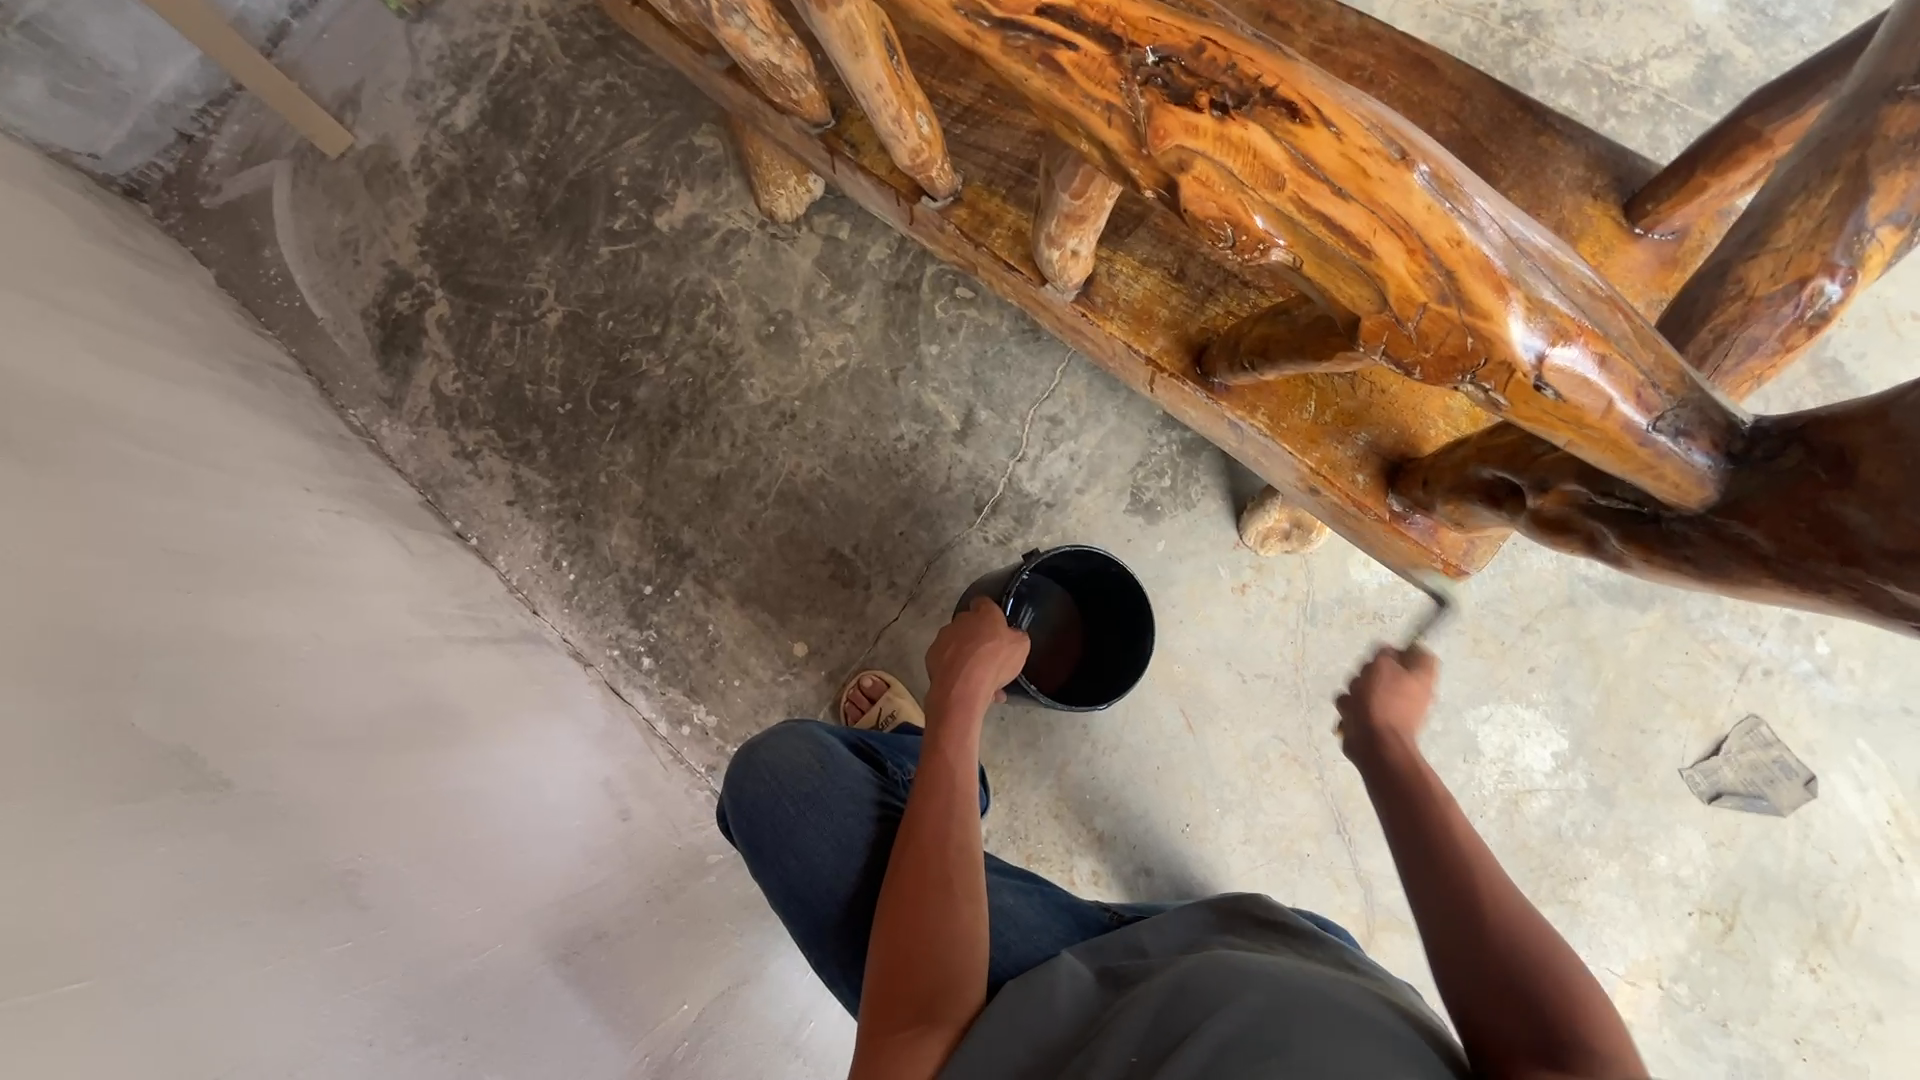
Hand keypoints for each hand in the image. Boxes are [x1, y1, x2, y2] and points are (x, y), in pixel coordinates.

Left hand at [925, 598, 1030, 709]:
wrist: (963, 685)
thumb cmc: (996, 660)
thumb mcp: (1021, 647)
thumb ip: (1016, 636)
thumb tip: (1013, 635)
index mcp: (984, 613)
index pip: (983, 602)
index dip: (989, 611)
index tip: (994, 622)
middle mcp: (961, 620)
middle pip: (968, 624)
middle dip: (977, 637)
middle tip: (988, 656)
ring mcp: (943, 638)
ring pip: (956, 643)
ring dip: (965, 655)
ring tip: (978, 677)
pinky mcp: (931, 656)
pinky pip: (946, 660)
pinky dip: (954, 669)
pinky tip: (965, 684)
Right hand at [1335, 645, 1437, 761]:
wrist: (1375, 742)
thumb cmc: (1383, 702)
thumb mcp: (1383, 666)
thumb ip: (1385, 654)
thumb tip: (1387, 654)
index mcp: (1422, 676)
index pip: (1419, 653)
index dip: (1402, 649)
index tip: (1384, 653)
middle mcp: (1410, 690)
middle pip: (1386, 668)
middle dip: (1369, 670)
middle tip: (1367, 676)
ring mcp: (1391, 706)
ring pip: (1365, 685)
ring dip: (1356, 689)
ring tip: (1357, 699)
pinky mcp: (1373, 719)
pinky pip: (1356, 703)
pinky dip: (1351, 707)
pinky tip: (1352, 712)